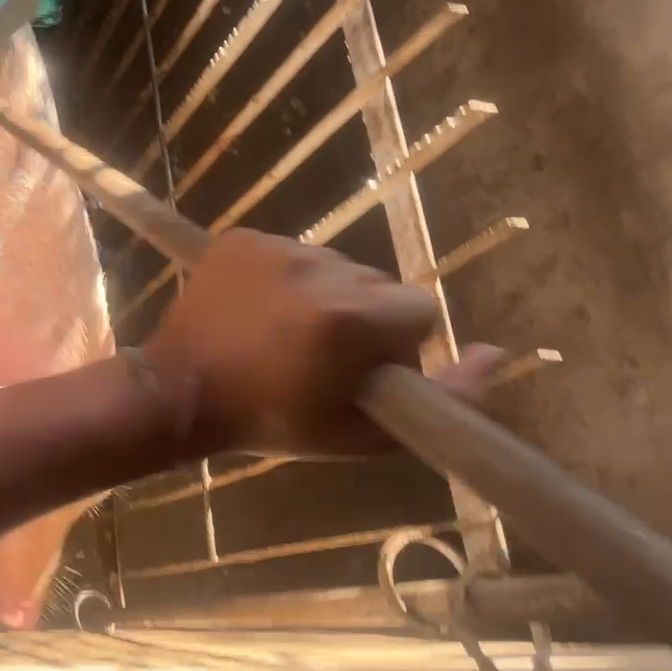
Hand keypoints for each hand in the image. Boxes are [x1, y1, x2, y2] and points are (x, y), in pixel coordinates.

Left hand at [140, 229, 506, 456]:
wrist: (176, 392)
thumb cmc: (269, 421)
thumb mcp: (360, 432)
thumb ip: (443, 398)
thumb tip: (496, 353)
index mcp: (352, 316)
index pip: (418, 310)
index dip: (394, 344)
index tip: (355, 368)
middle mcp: (320, 269)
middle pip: (375, 285)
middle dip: (359, 318)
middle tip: (311, 355)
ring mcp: (275, 247)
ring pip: (330, 267)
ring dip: (318, 295)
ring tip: (275, 333)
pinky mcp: (240, 238)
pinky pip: (285, 252)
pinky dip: (278, 277)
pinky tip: (252, 309)